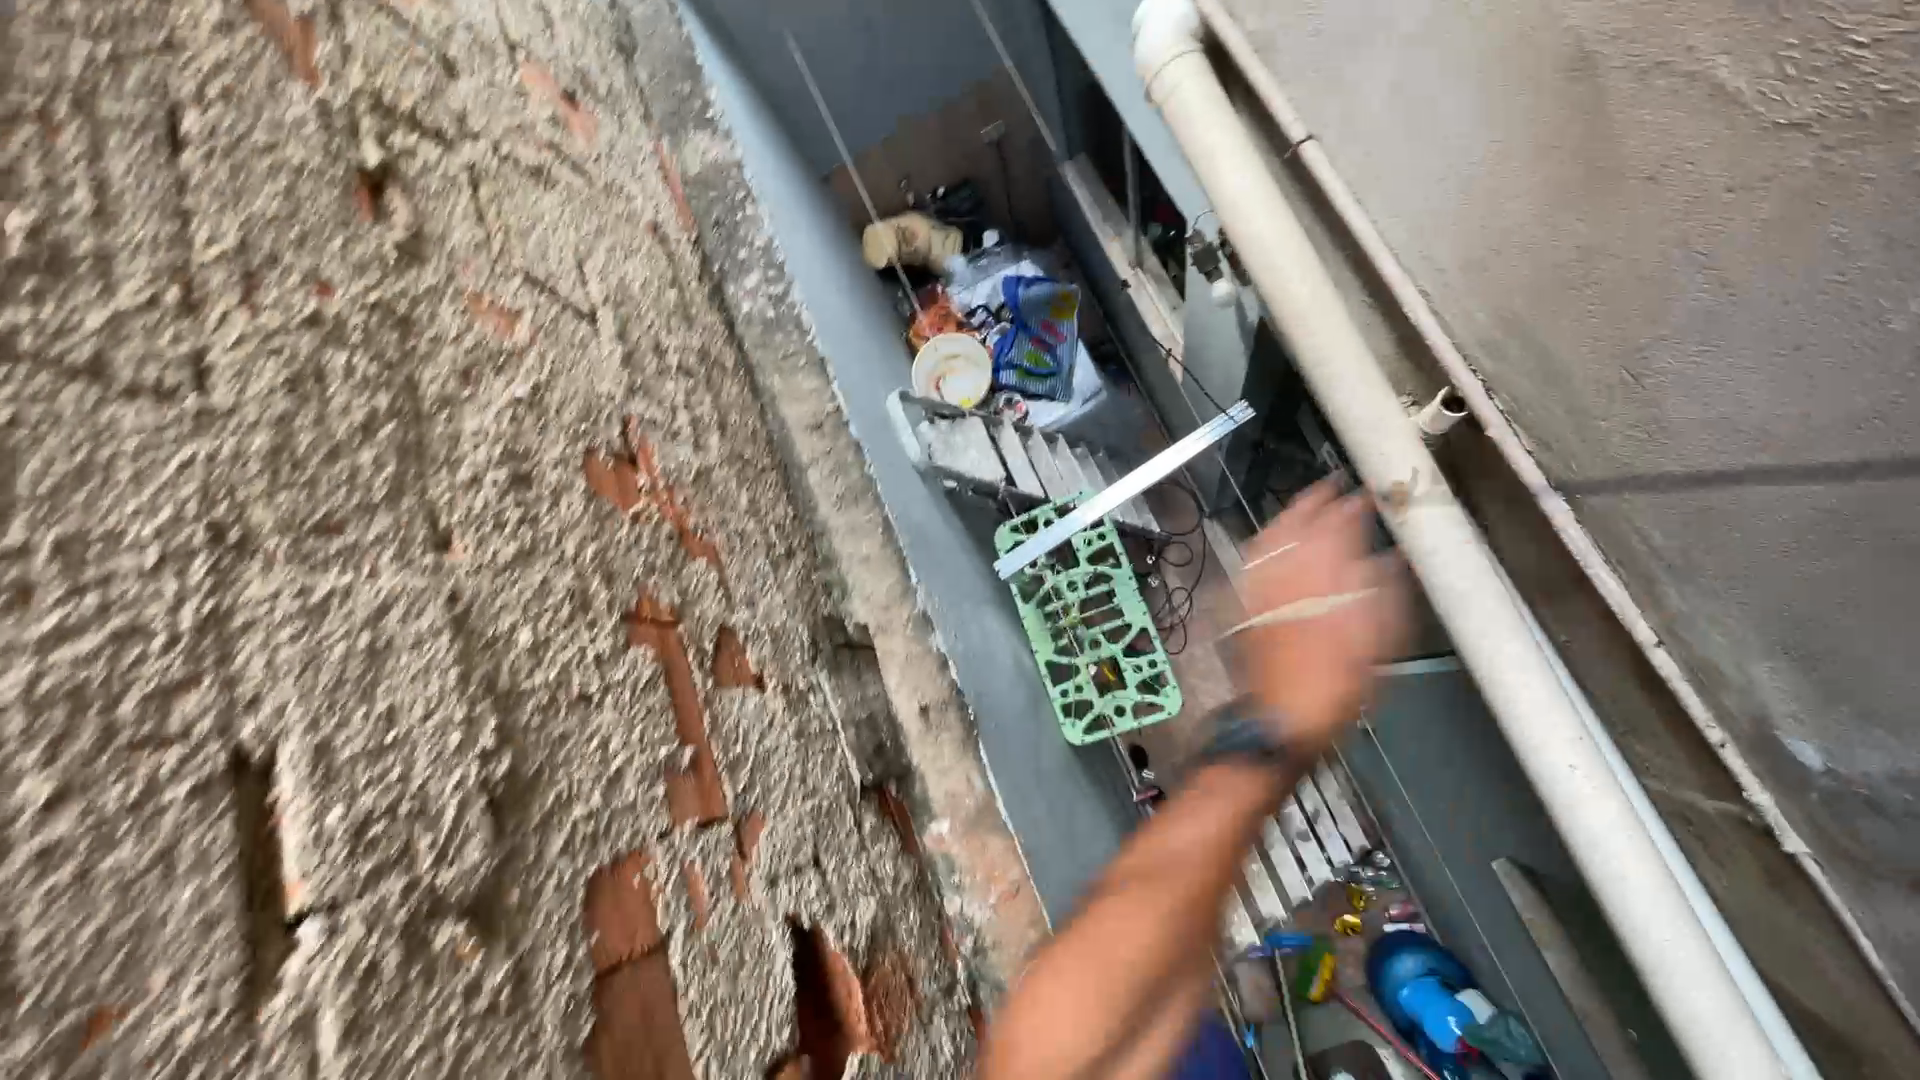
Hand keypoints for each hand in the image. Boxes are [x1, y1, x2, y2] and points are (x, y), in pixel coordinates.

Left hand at [1231, 478, 1406, 756]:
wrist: (1284, 719)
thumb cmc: (1338, 688)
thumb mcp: (1378, 647)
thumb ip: (1383, 597)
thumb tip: (1388, 559)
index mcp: (1329, 591)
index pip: (1339, 536)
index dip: (1350, 511)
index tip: (1363, 497)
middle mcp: (1291, 585)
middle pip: (1299, 532)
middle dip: (1314, 504)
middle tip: (1329, 487)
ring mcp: (1263, 594)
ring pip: (1271, 543)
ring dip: (1287, 517)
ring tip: (1302, 503)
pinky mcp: (1245, 606)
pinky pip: (1251, 565)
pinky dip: (1263, 543)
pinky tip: (1269, 538)